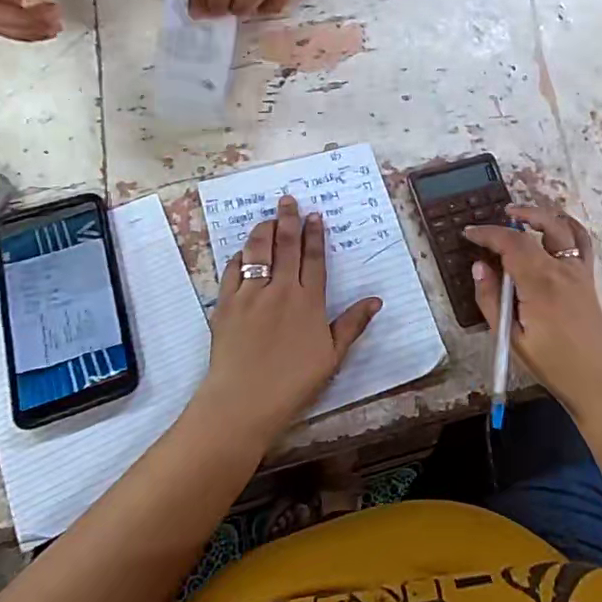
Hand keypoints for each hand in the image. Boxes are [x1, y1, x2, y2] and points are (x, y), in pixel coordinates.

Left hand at [199, 195, 382, 436]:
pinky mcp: (225, 304)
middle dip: (288, 220)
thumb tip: (375, 300)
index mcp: (309, 301)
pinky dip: (239, 256)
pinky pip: (232, 270)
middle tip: (288, 201)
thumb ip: (352, 324)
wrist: (244, 401)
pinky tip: (242, 251)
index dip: (314, 235)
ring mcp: (250, 295)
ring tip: (267, 218)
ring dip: (263, 231)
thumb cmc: (293, 383)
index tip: (314, 216)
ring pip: (257, 252)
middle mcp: (281, 290)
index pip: (313, 258)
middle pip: (286, 246)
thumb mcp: (332, 357)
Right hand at [463, 205, 601, 412]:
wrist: (593, 377)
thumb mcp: (510, 337)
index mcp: (540, 283)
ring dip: (540, 215)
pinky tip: (553, 225)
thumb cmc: (549, 362)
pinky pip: (581, 241)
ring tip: (519, 214)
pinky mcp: (587, 276)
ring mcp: (579, 270)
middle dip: (510, 221)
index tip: (469, 233)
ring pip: (562, 227)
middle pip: (535, 229)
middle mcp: (562, 269)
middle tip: (491, 223)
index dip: (488, 234)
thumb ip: (491, 299)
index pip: (511, 243)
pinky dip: (567, 226)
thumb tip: (479, 267)